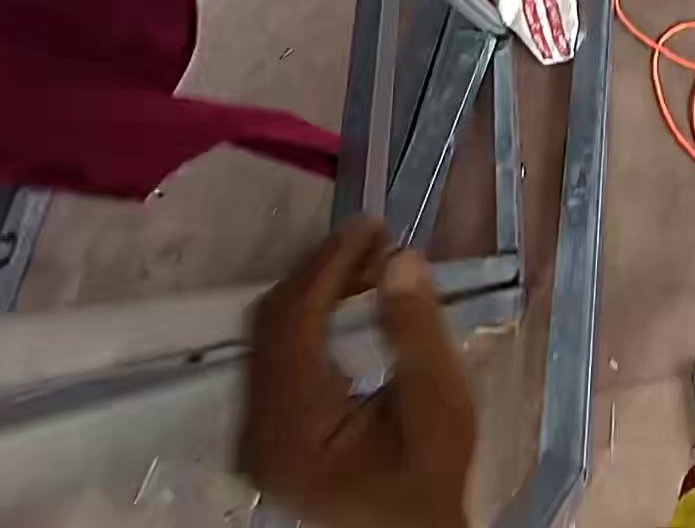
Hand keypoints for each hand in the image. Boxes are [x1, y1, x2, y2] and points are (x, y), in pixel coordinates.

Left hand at [238, 219, 474, 527]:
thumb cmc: (430, 470)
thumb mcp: (438, 399)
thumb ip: (417, 327)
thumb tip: (401, 257)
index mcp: (293, 429)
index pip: (294, 322)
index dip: (331, 264)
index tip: (373, 225)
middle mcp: (257, 431)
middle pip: (273, 321)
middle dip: (325, 267)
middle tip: (379, 235)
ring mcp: (256, 431)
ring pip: (271, 330)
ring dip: (320, 284)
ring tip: (373, 257)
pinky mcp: (269, 427)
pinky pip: (279, 348)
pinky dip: (315, 309)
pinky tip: (353, 294)